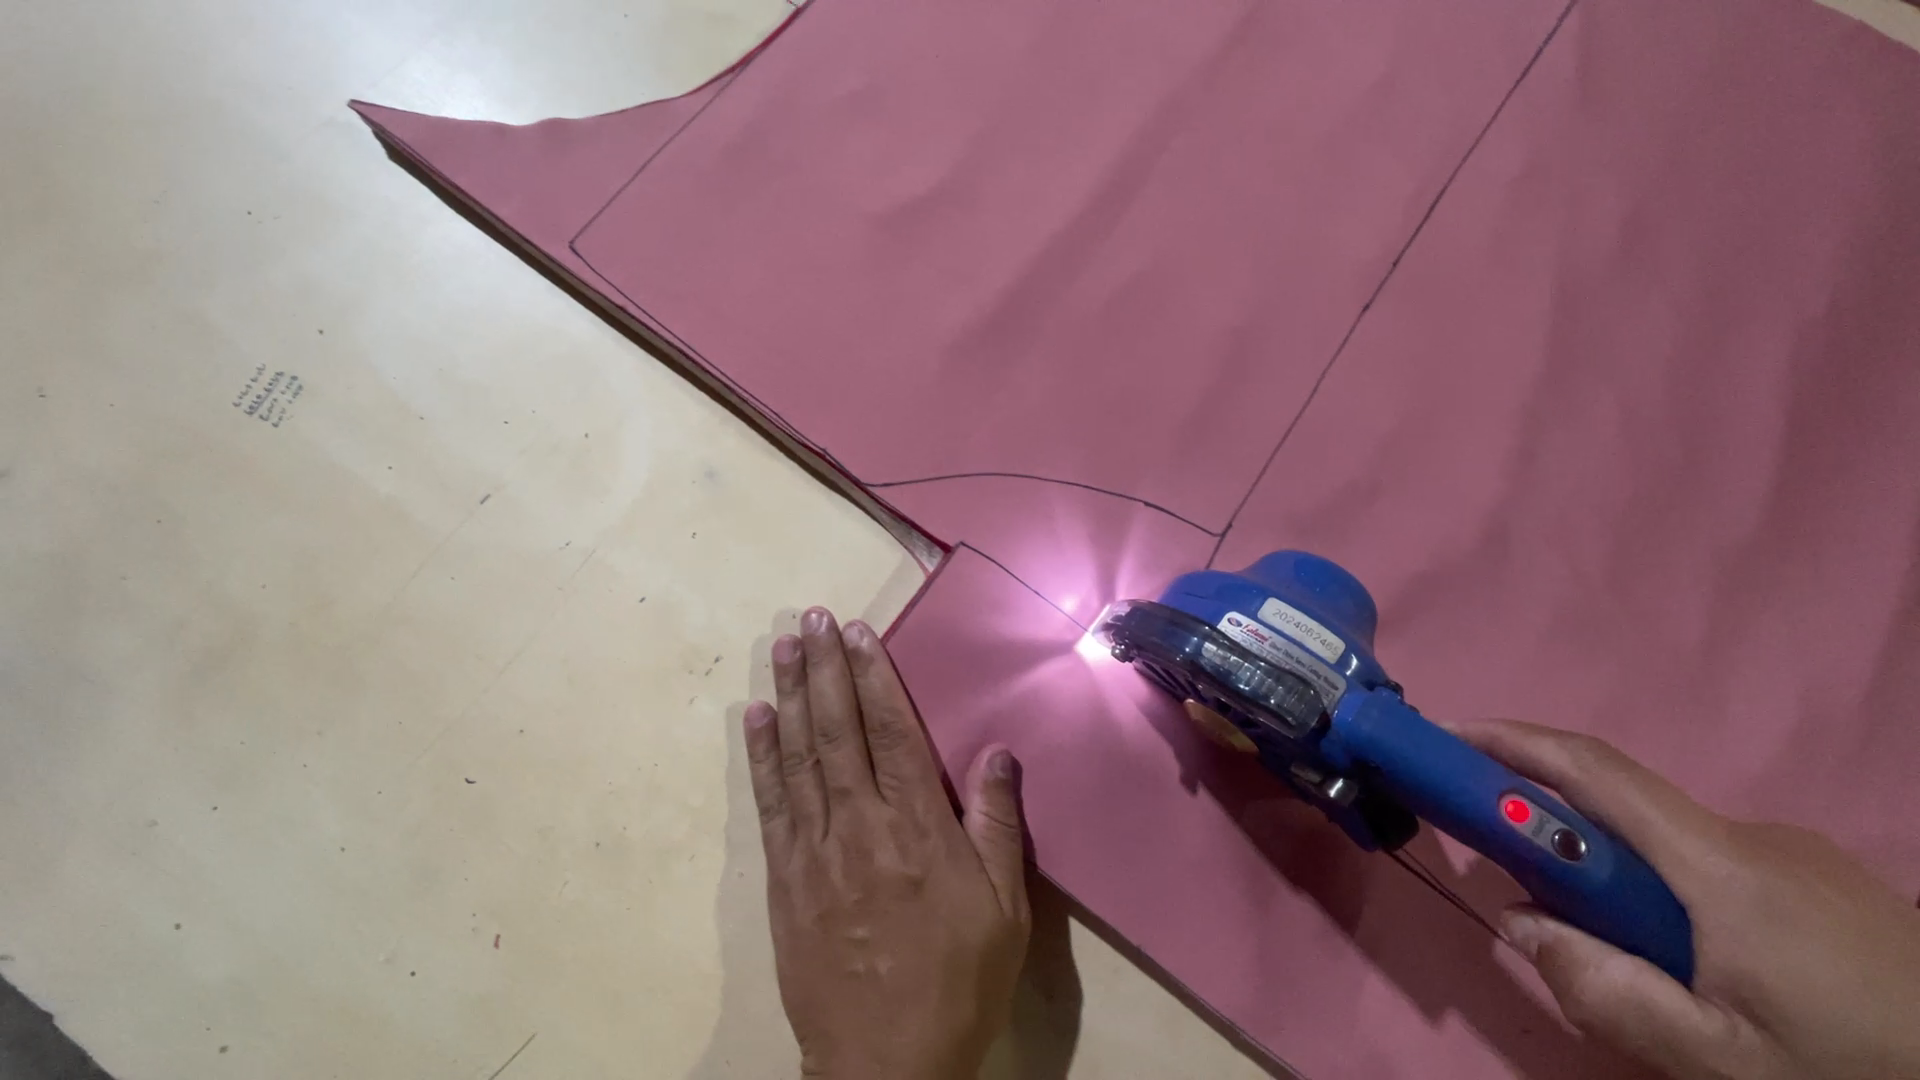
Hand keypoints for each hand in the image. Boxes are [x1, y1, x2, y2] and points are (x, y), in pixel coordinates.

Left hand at [745, 608, 1030, 1079]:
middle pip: (839, 730)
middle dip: (824, 668)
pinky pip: (772, 804)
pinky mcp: (784, 878)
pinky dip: (762, 755)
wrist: (884, 1063)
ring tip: (780, 647)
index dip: (873, 677)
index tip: (858, 633)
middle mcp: (862, 824)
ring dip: (789, 695)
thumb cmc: (957, 979)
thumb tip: (997, 751)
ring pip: (800, 756)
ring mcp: (816, 849)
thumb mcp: (1004, 908)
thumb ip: (997, 824)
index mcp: (918, 827)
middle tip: (811, 618)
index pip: (892, 731)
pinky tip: (755, 718)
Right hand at [1454, 719, 1919, 1079]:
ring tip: (1626, 958)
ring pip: (1670, 848)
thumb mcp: (1720, 1062)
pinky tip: (1697, 966)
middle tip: (1525, 893)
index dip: (1510, 739)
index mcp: (1724, 866)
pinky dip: (1669, 894)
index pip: (1593, 769)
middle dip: (1556, 834)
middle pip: (1623, 812)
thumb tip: (1517, 918)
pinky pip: (1716, 869)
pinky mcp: (1834, 888)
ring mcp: (1803, 860)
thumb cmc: (1864, 1073)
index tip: (1445, 737)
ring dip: (1617, 878)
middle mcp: (1758, 839)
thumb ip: (1603, 989)